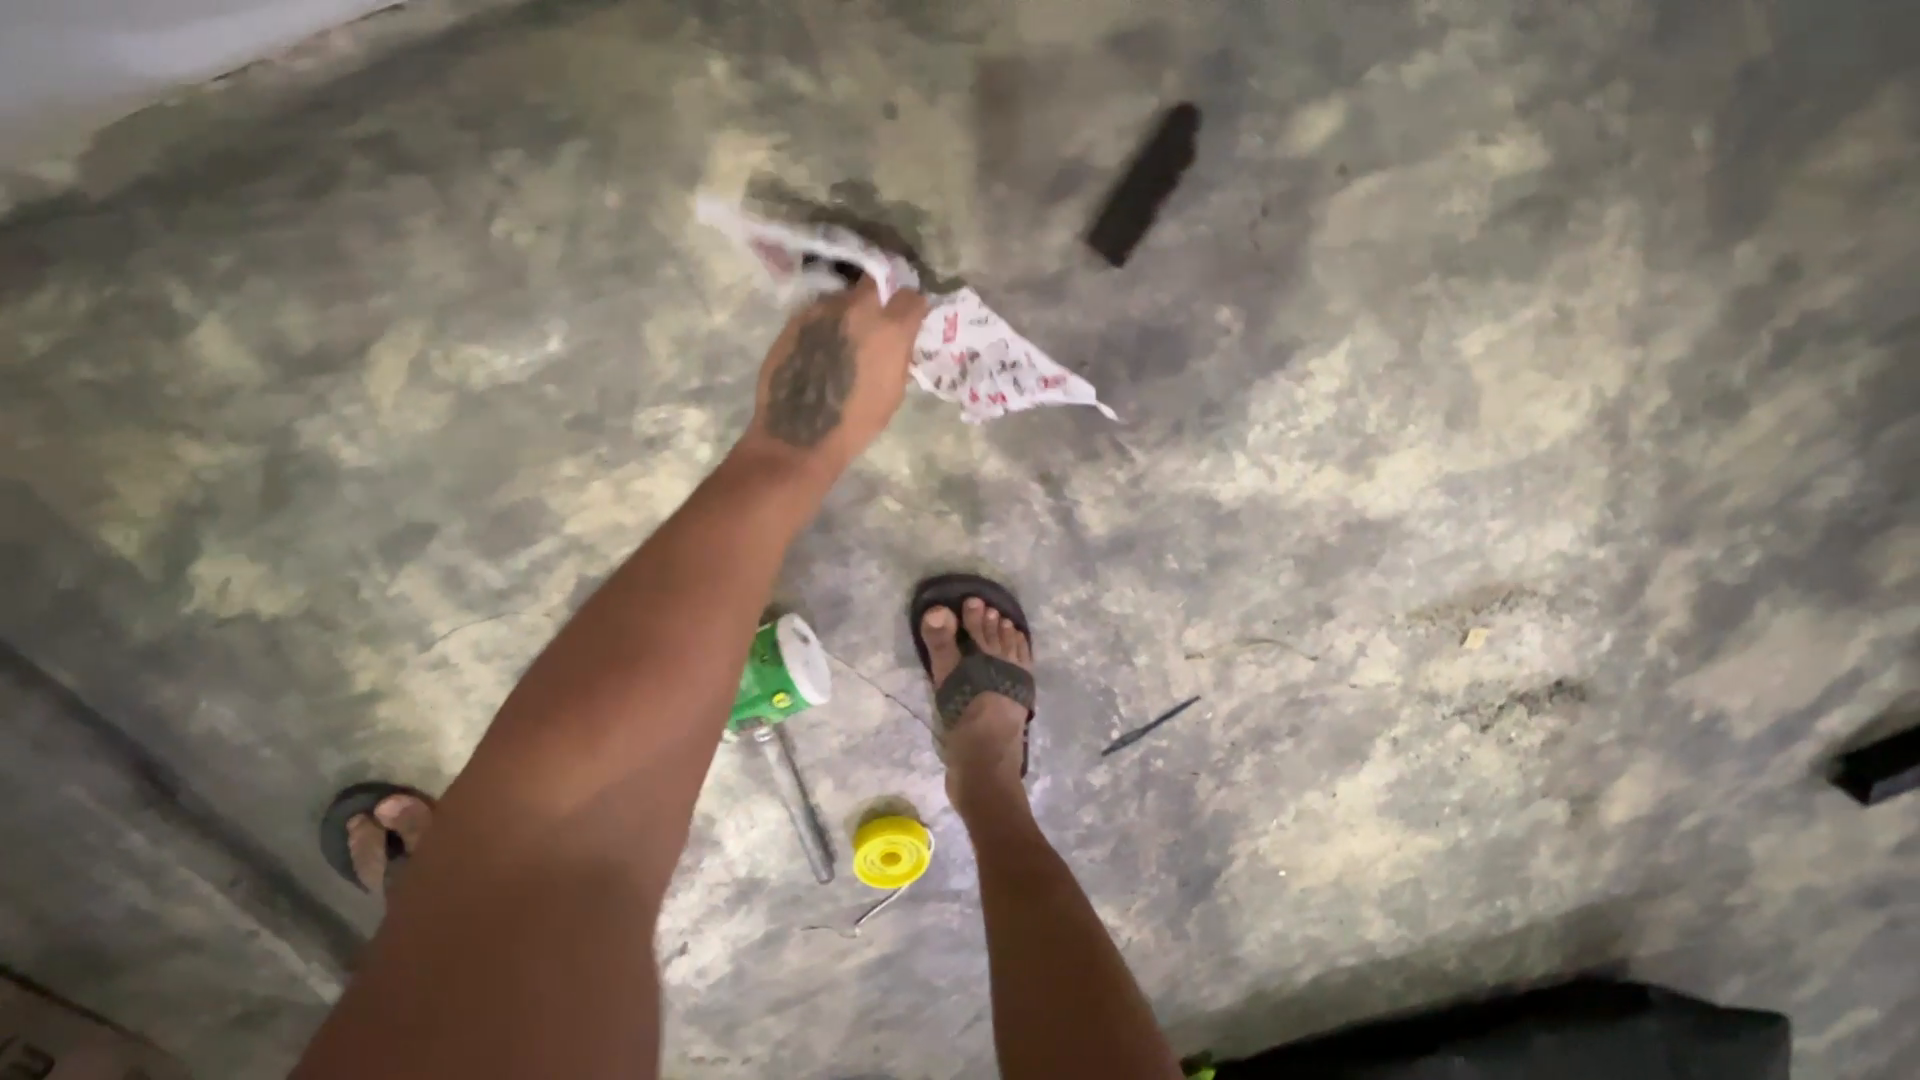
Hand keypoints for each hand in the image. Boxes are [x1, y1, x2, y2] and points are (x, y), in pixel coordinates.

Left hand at [742, 277, 930, 473]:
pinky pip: (819, 311)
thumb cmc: (856, 423)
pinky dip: (825, 323)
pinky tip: (821, 345)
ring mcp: (822, 309)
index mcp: (890, 328)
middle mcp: (858, 308)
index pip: (911, 296)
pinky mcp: (795, 318)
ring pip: (844, 296)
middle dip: (880, 296)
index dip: (912, 307)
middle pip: (875, 284)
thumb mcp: (894, 392)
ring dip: (849, 310)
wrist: (800, 435)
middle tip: (877, 318)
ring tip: (845, 335)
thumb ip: (899, 354)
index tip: (909, 317)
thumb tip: (898, 339)